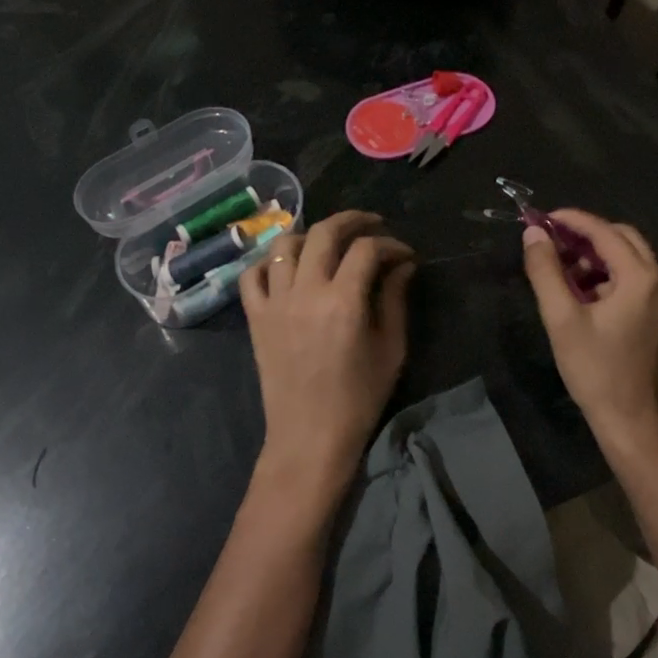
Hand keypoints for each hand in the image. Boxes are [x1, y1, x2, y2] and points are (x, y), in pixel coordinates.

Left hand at [239, 210, 416, 496]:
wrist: (309, 437)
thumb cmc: (359, 398)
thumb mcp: (391, 349)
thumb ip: (395, 300)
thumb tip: (402, 266)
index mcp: (344, 301)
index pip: (367, 249)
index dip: (391, 244)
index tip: (405, 256)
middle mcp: (305, 292)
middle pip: (324, 233)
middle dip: (353, 220)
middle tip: (372, 225)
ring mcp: (275, 302)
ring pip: (284, 245)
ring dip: (310, 235)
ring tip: (328, 243)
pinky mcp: (256, 317)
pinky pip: (252, 275)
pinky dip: (268, 262)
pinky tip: (286, 268)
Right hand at [522, 210, 657, 455]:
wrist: (629, 421)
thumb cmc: (594, 370)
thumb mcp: (561, 318)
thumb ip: (546, 271)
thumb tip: (533, 233)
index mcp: (641, 279)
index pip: (605, 232)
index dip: (572, 220)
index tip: (541, 218)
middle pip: (623, 238)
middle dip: (586, 234)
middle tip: (551, 240)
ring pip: (629, 258)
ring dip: (596, 255)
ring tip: (560, 269)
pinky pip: (633, 278)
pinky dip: (606, 274)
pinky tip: (580, 292)